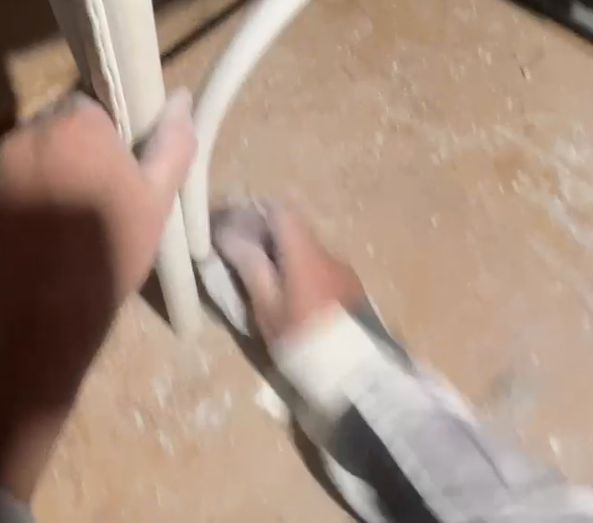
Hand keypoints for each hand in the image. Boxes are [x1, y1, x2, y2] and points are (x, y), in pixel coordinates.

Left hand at [0, 89, 196, 375]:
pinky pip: (8, 172)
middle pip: (59, 123)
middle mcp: (32, 129)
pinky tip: (35, 227)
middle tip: (94, 194)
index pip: (92, 104)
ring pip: (32, 148)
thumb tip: (180, 97)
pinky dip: (22, 187)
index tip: (118, 169)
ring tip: (63, 216)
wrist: (36, 318)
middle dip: (76, 148)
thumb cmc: (107, 254)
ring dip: (48, 166)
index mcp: (78, 122)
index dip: (108, 135)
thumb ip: (171, 143)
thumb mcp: (155, 201)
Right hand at [214, 205, 364, 343]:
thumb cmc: (306, 342)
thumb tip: (230, 234)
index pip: (280, 211)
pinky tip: (296, 299)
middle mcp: (328, 254)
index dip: (255, 212)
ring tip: (269, 283)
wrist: (362, 381)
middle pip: (295, 230)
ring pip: (309, 251)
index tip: (234, 224)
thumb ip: (250, 267)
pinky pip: (322, 269)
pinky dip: (304, 273)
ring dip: (287, 257)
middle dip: (268, 236)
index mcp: (305, 252)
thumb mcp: (268, 309)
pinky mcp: (355, 292)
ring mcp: (345, 273)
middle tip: (245, 256)